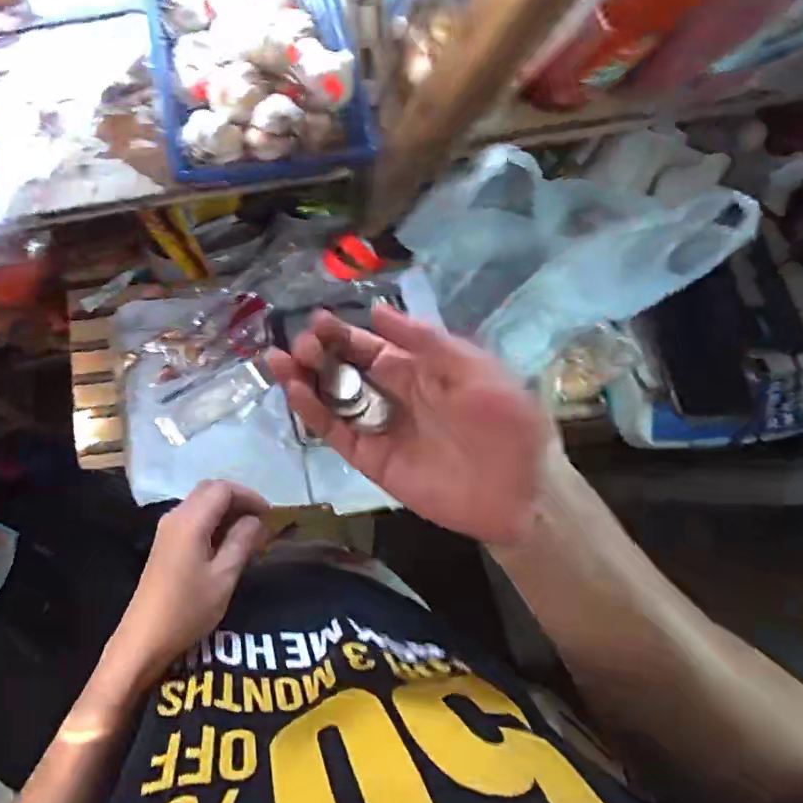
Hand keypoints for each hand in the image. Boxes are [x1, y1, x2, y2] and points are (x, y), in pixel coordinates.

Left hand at [106, 481, 271, 679]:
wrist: (145, 637)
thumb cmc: (188, 608)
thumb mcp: (224, 577)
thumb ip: (242, 541)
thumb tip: (257, 520)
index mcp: (190, 520)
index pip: (223, 489)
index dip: (249, 496)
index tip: (271, 515)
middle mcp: (176, 516)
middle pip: (209, 490)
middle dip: (238, 500)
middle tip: (261, 522)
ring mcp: (167, 529)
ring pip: (200, 504)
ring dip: (226, 511)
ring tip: (250, 534)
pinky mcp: (165, 543)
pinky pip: (193, 519)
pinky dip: (213, 522)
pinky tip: (227, 544)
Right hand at [266, 303, 549, 547]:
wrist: (523, 492)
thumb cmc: (507, 422)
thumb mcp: (474, 368)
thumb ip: (425, 341)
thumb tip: (377, 310)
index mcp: (415, 370)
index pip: (368, 346)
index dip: (342, 333)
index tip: (317, 320)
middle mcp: (390, 396)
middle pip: (342, 370)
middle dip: (317, 353)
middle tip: (301, 344)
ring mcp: (377, 428)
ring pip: (330, 400)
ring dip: (303, 379)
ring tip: (279, 359)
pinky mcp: (370, 459)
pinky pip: (335, 433)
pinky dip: (313, 413)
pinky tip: (296, 391)